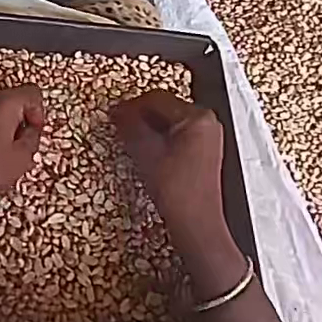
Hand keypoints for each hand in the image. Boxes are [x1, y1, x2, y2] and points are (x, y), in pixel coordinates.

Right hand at [110, 91, 232, 250]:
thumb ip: (131, 127)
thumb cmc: (176, 189)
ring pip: (170, 122)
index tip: (112, 114)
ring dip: (148, 127)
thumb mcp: (147, 153)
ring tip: (127, 138)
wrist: (197, 223)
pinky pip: (177, 134)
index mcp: (197, 117)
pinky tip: (144, 150)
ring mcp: (208, 136)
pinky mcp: (204, 150)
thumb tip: (118, 111)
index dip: (130, 105)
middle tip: (117, 125)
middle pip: (165, 108)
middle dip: (139, 116)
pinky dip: (159, 138)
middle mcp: (207, 122)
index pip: (157, 99)